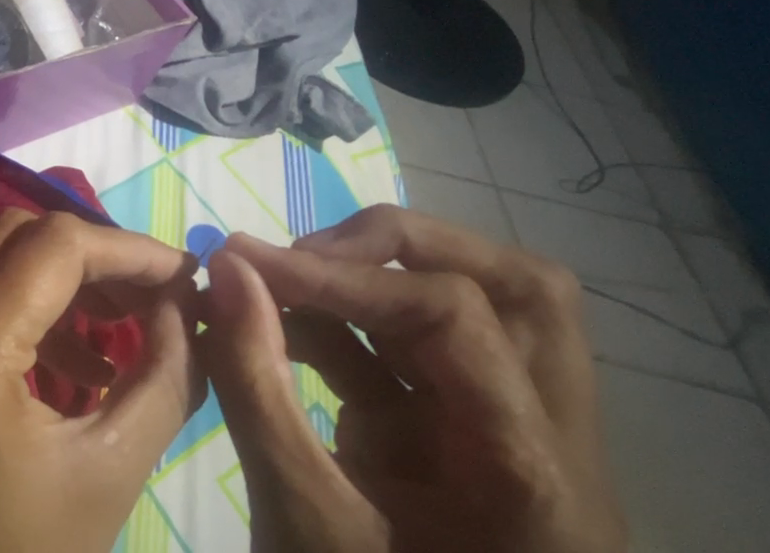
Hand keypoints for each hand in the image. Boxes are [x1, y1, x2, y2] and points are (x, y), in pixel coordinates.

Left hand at [0, 209, 203, 552]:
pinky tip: (61, 355)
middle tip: (149, 296)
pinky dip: (8, 301)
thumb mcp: (111, 469)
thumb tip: (189, 299)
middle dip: (89, 255)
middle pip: (9, 235)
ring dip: (49, 276)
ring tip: (114, 332)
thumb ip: (165, 373)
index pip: (52, 246)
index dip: (127, 249)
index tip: (183, 274)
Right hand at [202, 205, 626, 552]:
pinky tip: (274, 322)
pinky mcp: (458, 438)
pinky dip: (344, 321)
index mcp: (532, 471)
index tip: (242, 261)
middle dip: (396, 248)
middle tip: (300, 253)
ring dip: (382, 275)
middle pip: (515, 289)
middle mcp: (546, 436)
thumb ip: (256, 385)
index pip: (456, 316)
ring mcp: (504, 433)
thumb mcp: (300, 519)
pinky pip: (414, 350)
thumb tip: (223, 269)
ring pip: (481, 306)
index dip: (341, 274)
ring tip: (292, 275)